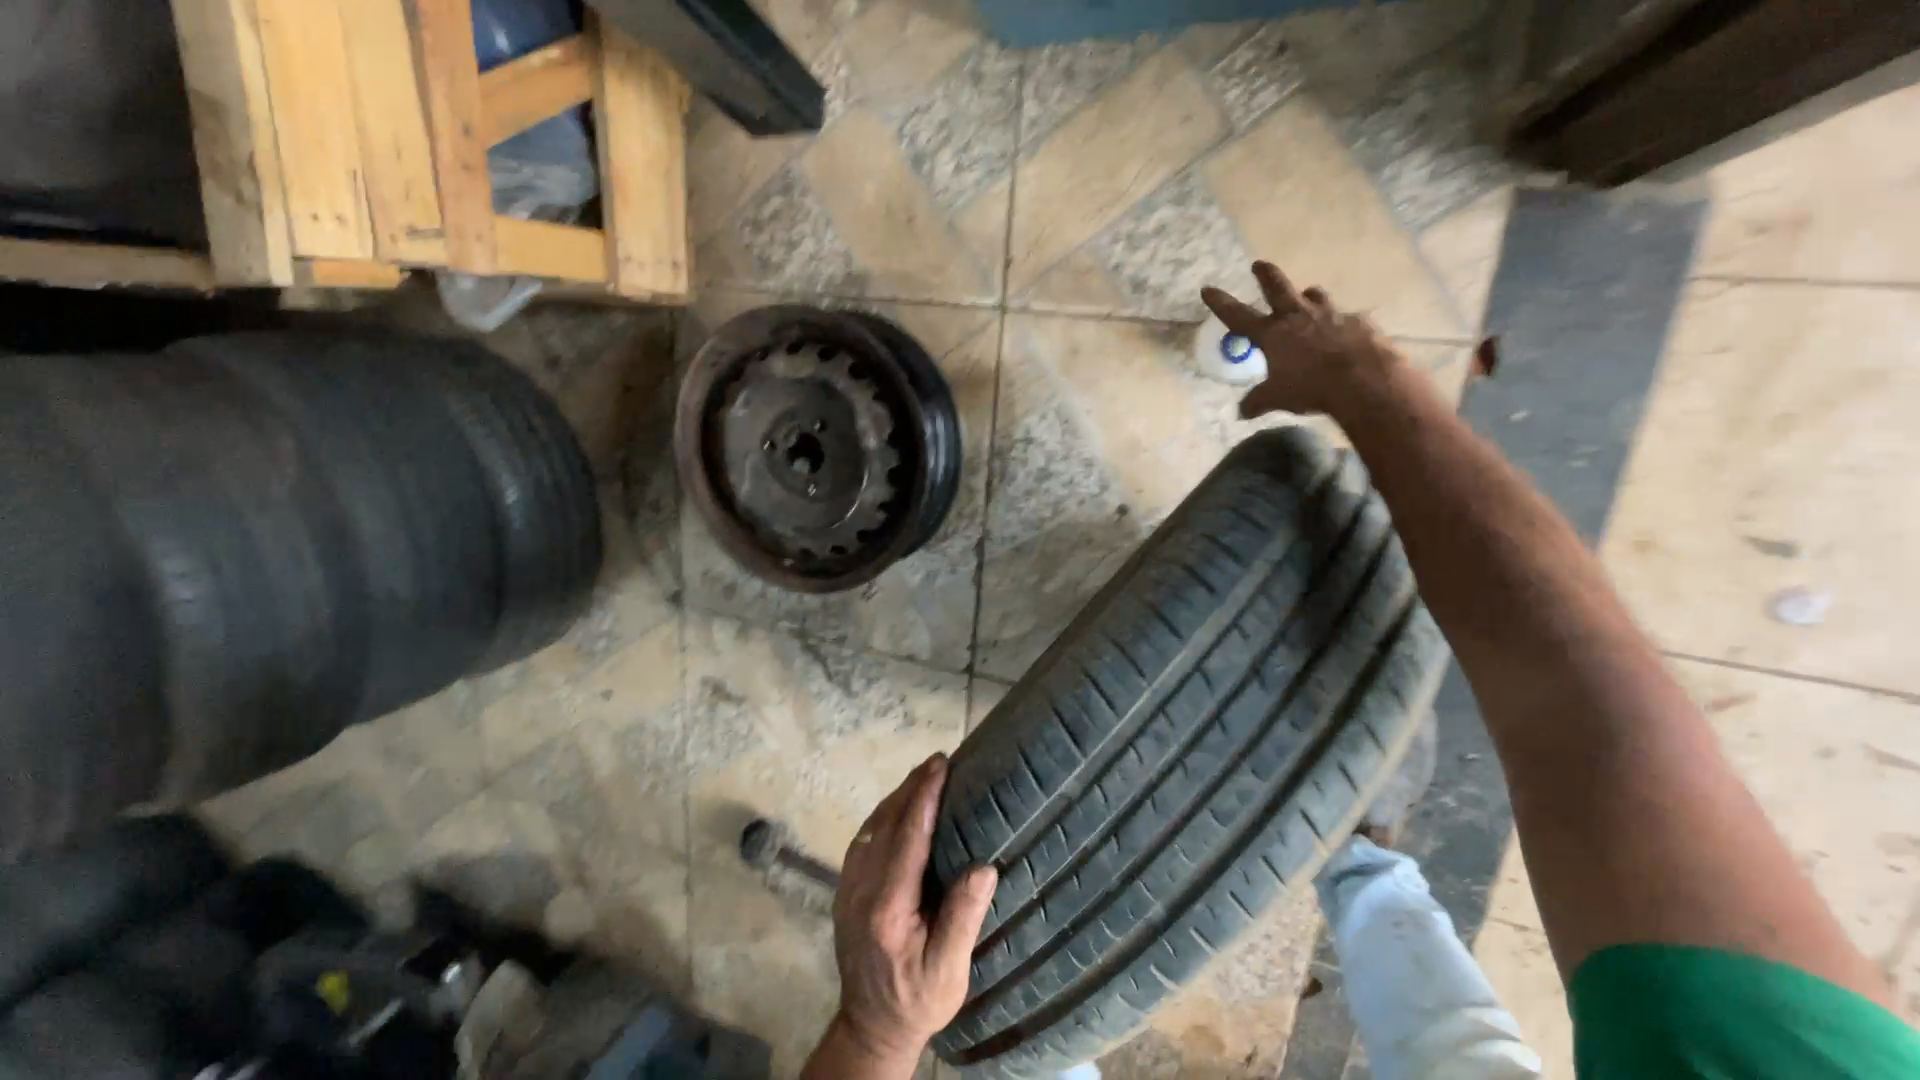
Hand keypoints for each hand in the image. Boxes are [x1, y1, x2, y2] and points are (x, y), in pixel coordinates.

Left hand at [829, 753, 997, 1066]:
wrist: (871, 1027)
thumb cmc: (917, 999)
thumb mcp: (948, 969)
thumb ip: (962, 917)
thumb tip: (983, 865)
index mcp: (888, 907)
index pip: (908, 837)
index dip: (924, 797)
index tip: (940, 765)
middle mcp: (861, 890)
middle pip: (885, 823)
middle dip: (911, 788)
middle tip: (937, 761)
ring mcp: (848, 890)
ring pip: (870, 829)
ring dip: (896, 799)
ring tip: (922, 777)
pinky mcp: (845, 893)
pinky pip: (863, 842)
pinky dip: (882, 817)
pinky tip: (899, 810)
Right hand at [1202, 261, 1408, 419]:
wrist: (1363, 379)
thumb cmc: (1311, 387)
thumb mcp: (1278, 398)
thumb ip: (1258, 401)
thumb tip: (1242, 412)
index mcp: (1272, 333)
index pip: (1238, 316)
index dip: (1221, 303)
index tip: (1208, 289)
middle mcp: (1298, 316)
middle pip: (1278, 288)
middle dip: (1266, 275)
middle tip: (1259, 264)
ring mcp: (1330, 314)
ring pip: (1315, 296)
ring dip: (1308, 296)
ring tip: (1308, 296)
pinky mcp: (1358, 321)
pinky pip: (1346, 318)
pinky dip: (1341, 323)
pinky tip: (1345, 334)